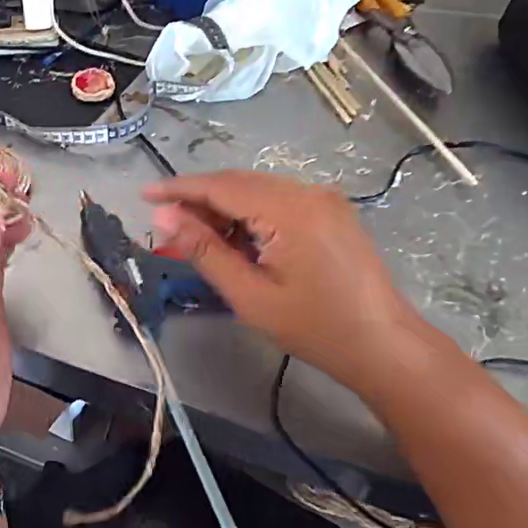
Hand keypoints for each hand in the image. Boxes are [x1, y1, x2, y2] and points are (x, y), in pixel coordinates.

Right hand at [144, 172, 446, 389]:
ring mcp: (324, 199)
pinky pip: (279, 201)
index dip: (179, 189)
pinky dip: (251, 214)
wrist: (383, 344)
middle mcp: (308, 192)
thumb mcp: (250, 295)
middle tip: (166, 222)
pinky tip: (238, 240)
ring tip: (198, 237)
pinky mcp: (331, 212)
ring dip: (225, 207)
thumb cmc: (315, 328)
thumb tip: (164, 216)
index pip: (220, 186)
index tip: (144, 194)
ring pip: (258, 190)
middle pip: (239, 182)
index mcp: (289, 210)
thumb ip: (205, 251)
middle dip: (199, 198)